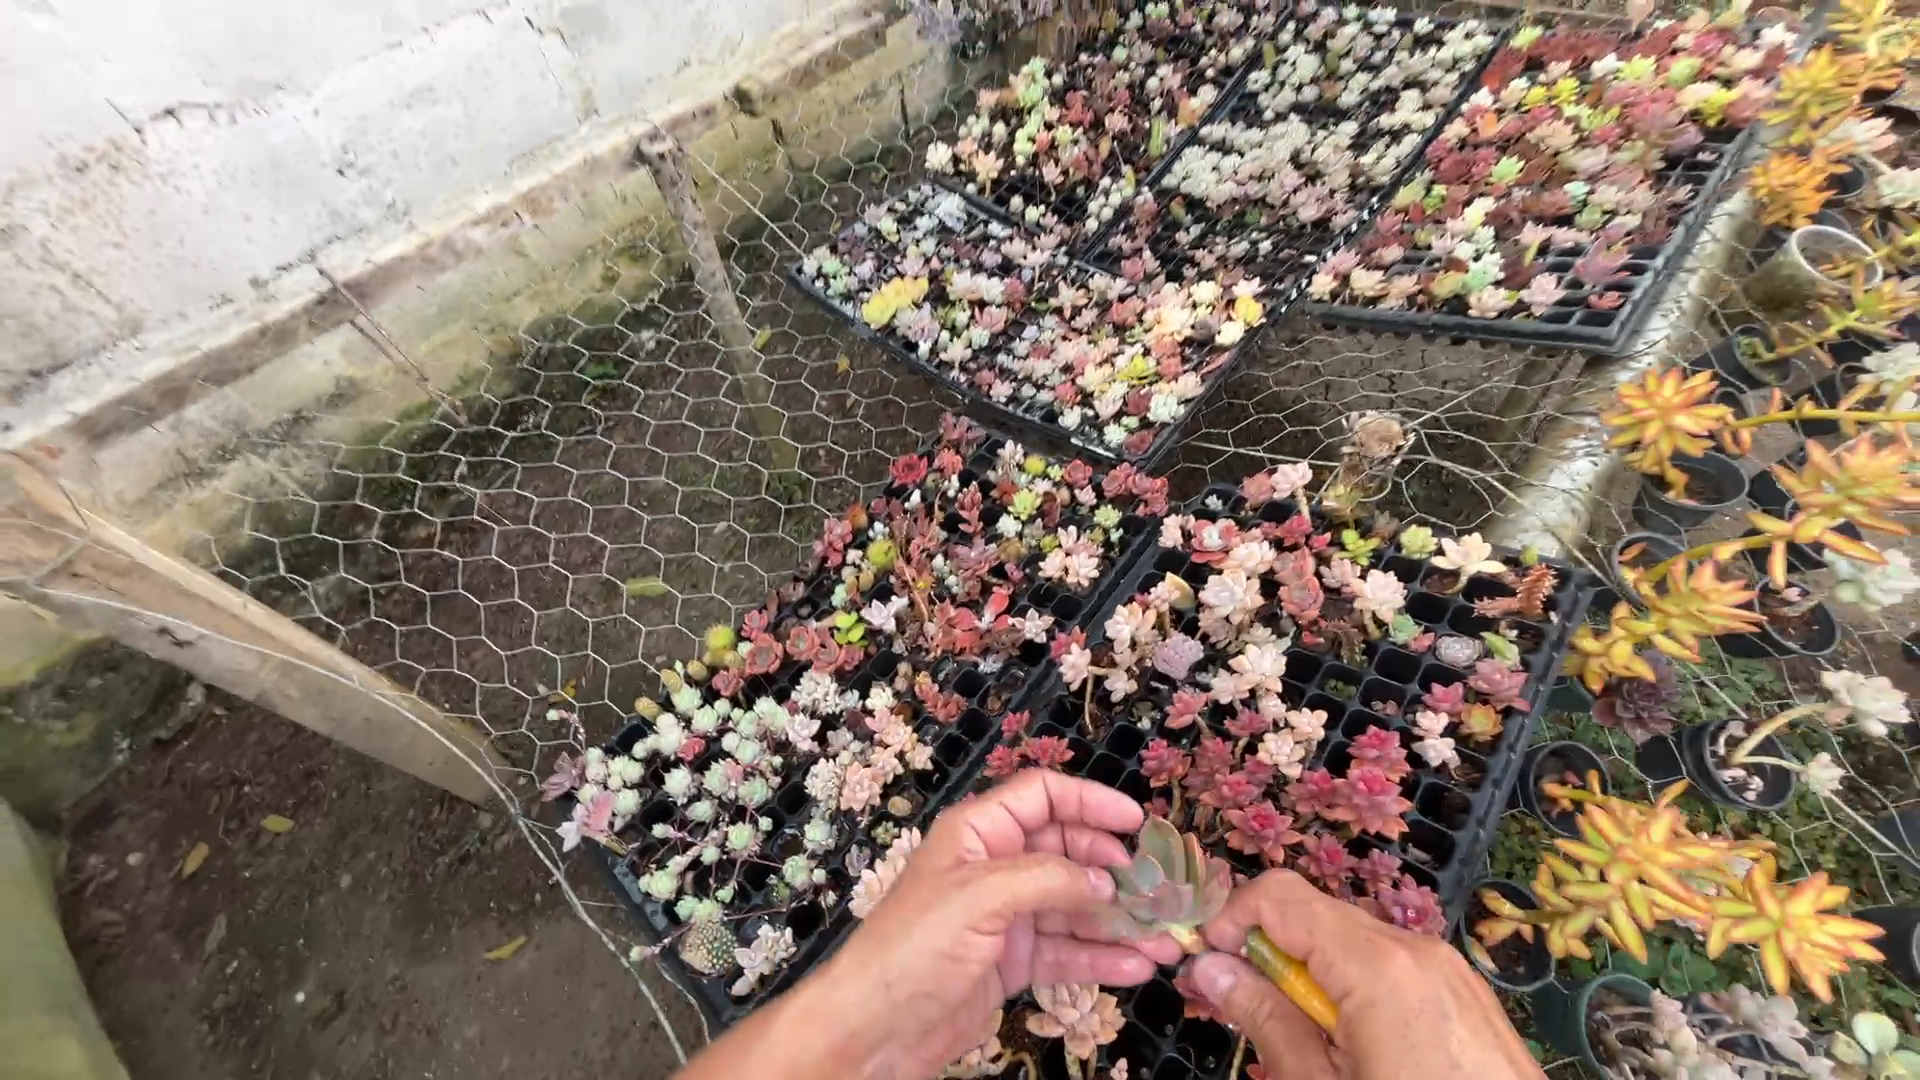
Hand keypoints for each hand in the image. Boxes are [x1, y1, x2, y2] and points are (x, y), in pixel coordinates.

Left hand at [803, 769, 1181, 1079]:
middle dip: (1111, 870)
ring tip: (1166, 940)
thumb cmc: (917, 945)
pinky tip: (1136, 968)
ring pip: (1072, 905)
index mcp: (978, 831)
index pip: (1041, 797)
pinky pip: (1063, 949)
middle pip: (1065, 851)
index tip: (1135, 820)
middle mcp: (995, 865)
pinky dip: (1099, 957)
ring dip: (1118, 922)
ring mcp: (1004, 915)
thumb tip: (1108, 883)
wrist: (875, 1029)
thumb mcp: (980, 898)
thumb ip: (1047, 880)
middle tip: (1158, 890)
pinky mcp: (1011, 960)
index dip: (1089, 801)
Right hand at [1189, 870, 1542, 1079]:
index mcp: (1378, 964)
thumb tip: (1210, 967)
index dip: (1231, 919)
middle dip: (1263, 946)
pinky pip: (1386, 964)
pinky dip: (1349, 984)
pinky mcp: (1465, 994)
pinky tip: (1349, 1043)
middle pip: (1310, 911)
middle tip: (1235, 1002)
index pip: (1277, 896)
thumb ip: (1265, 1018)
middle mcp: (1413, 947)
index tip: (1208, 965)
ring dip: (1304, 968)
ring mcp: (1447, 969)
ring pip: (1346, 938)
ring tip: (1293, 1033)